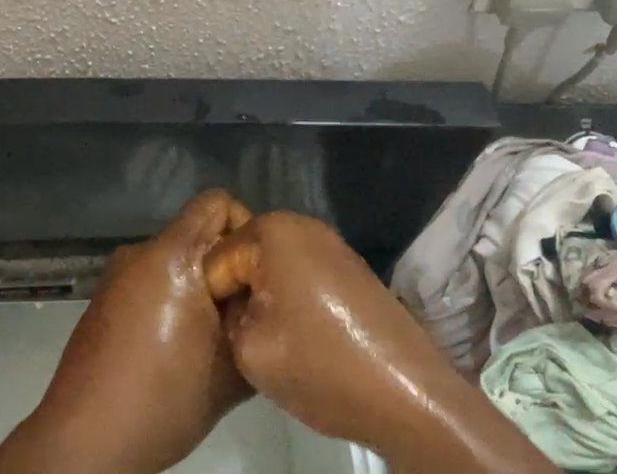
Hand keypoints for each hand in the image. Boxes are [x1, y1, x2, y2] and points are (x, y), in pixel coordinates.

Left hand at [0, 190, 252, 473]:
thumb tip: (265, 302)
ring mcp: (117, 275)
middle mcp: (140, 252)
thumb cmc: (163, 398)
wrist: (86, 440)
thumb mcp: (231, 366)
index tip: (255, 276)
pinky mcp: (104, 299)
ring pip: (177, 261)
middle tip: (241, 316)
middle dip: (225, 268)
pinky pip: (153, 281)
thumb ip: (254, 320)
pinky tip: (178, 349)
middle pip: (198, 234)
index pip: (218, 202)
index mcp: (171, 254)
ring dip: (199, 288)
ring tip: (211, 339)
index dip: (246, 229)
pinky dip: (173, 301)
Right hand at [206, 211, 557, 473]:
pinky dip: (292, 301)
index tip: (217, 333)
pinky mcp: (350, 269)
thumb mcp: (248, 348)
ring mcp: (331, 244)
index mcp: (272, 230)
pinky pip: (302, 276)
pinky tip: (299, 337)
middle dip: (238, 292)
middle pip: (246, 256)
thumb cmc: (321, 365)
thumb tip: (235, 306)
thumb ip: (225, 316)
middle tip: (239, 337)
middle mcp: (302, 224)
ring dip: (265, 298)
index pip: (215, 259)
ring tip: (269, 340)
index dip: (210, 299)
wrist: (405, 392)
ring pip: (274, 267)